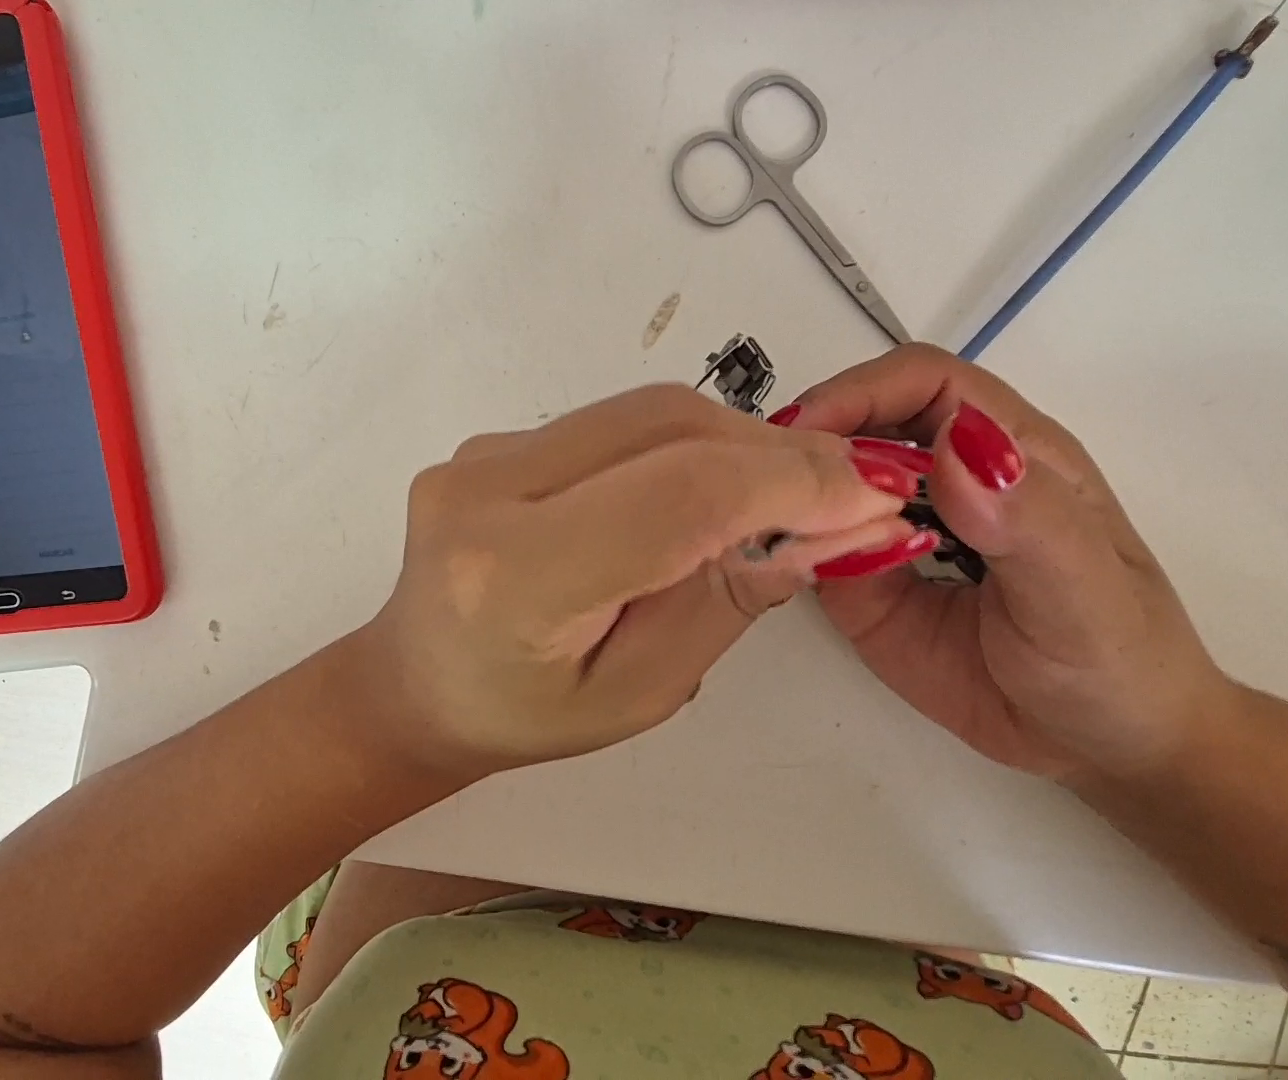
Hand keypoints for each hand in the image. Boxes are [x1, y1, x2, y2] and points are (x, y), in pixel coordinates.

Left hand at [355, 383, 928, 776]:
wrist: (417, 683)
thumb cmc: (520, 715)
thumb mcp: (636, 692)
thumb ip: (725, 602)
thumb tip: (828, 523)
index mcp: (513, 575)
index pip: (677, 495)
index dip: (789, 484)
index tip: (870, 496)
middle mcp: (482, 494)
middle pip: (663, 426)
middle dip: (770, 453)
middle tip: (839, 495)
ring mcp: (477, 457)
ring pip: (642, 411)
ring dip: (728, 444)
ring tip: (773, 500)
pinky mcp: (487, 444)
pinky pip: (608, 424)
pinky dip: (675, 446)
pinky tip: (696, 494)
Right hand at [784, 345, 1233, 780]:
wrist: (1092, 745)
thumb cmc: (1113, 660)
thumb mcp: (1083, 594)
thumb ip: (1028, 519)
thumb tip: (956, 442)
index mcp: (1006, 457)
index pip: (922, 384)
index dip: (860, 391)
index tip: (804, 431)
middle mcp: (940, 483)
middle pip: (857, 425)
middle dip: (805, 441)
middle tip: (761, 483)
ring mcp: (891, 533)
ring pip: (822, 485)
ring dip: (786, 495)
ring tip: (756, 524)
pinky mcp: (860, 584)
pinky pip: (809, 550)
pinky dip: (783, 548)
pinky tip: (772, 564)